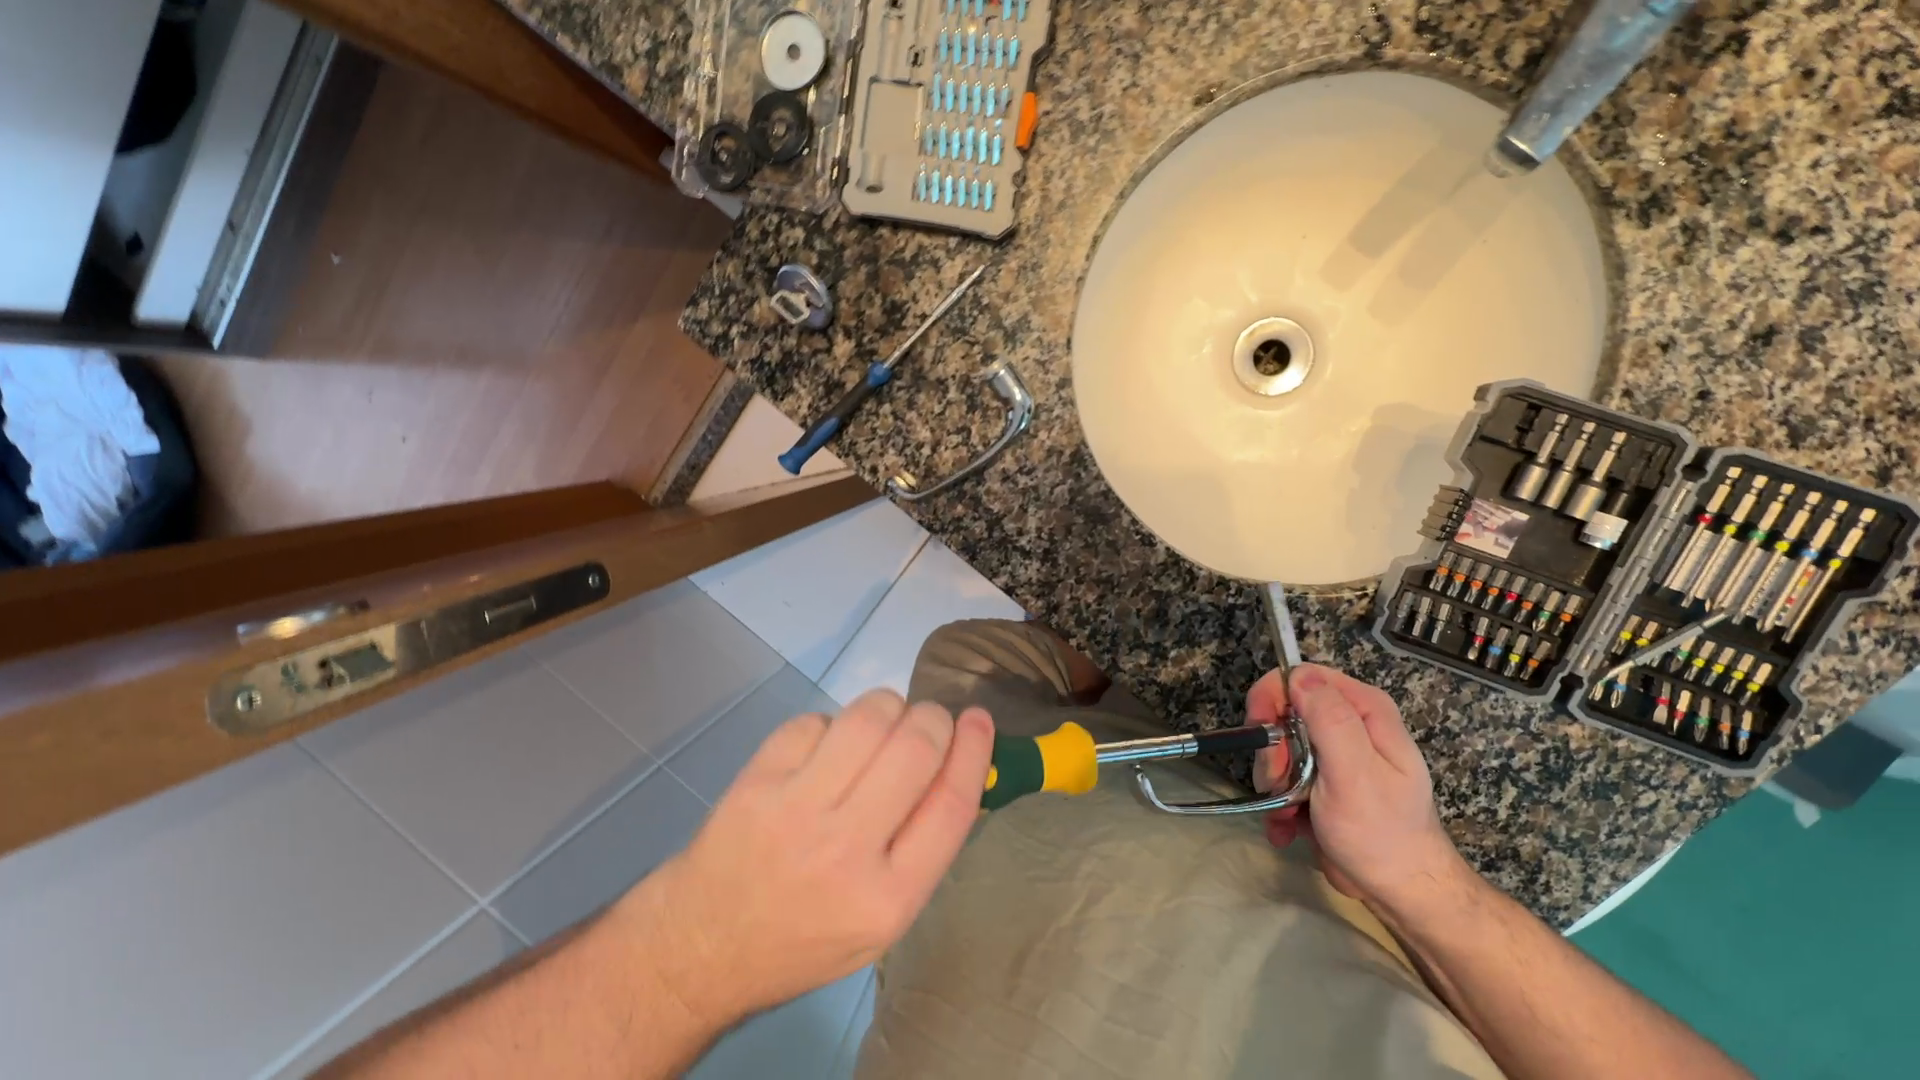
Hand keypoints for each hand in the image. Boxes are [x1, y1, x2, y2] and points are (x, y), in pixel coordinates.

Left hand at [626, 690, 993, 1023]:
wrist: (704, 946)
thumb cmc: (805, 938)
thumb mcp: (881, 924)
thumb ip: (922, 851)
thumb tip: (955, 766)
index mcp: (889, 898)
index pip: (952, 804)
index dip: (973, 750)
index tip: (979, 720)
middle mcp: (846, 851)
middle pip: (915, 748)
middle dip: (933, 718)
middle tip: (928, 720)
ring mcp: (796, 811)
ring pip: (866, 719)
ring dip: (888, 707)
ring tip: (884, 722)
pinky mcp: (757, 782)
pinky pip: (815, 722)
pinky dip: (831, 724)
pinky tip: (827, 747)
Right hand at [1247, 664, 1468, 909]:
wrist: (1400, 890)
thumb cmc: (1382, 833)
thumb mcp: (1355, 773)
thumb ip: (1329, 720)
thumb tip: (1299, 676)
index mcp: (1365, 710)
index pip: (1303, 676)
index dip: (1273, 698)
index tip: (1261, 732)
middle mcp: (1350, 724)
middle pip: (1284, 714)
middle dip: (1273, 751)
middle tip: (1279, 784)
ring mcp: (1334, 755)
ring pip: (1277, 749)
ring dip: (1273, 784)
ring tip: (1288, 813)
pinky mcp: (1321, 782)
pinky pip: (1283, 779)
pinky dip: (1278, 804)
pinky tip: (1288, 827)